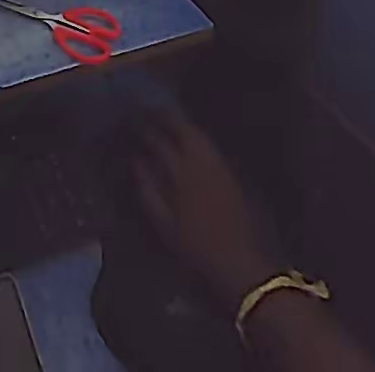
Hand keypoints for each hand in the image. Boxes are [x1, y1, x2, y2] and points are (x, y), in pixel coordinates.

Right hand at [130, 108, 283, 307]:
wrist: (243, 266)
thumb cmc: (197, 246)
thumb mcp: (163, 222)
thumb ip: (147, 188)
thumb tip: (135, 162)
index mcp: (182, 172)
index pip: (158, 141)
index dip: (143, 129)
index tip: (131, 121)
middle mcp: (202, 162)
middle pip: (183, 128)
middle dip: (165, 116)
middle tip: (149, 109)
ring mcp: (220, 167)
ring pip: (199, 135)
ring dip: (182, 123)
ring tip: (166, 118)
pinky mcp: (232, 175)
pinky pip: (209, 146)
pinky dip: (196, 136)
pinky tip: (188, 139)